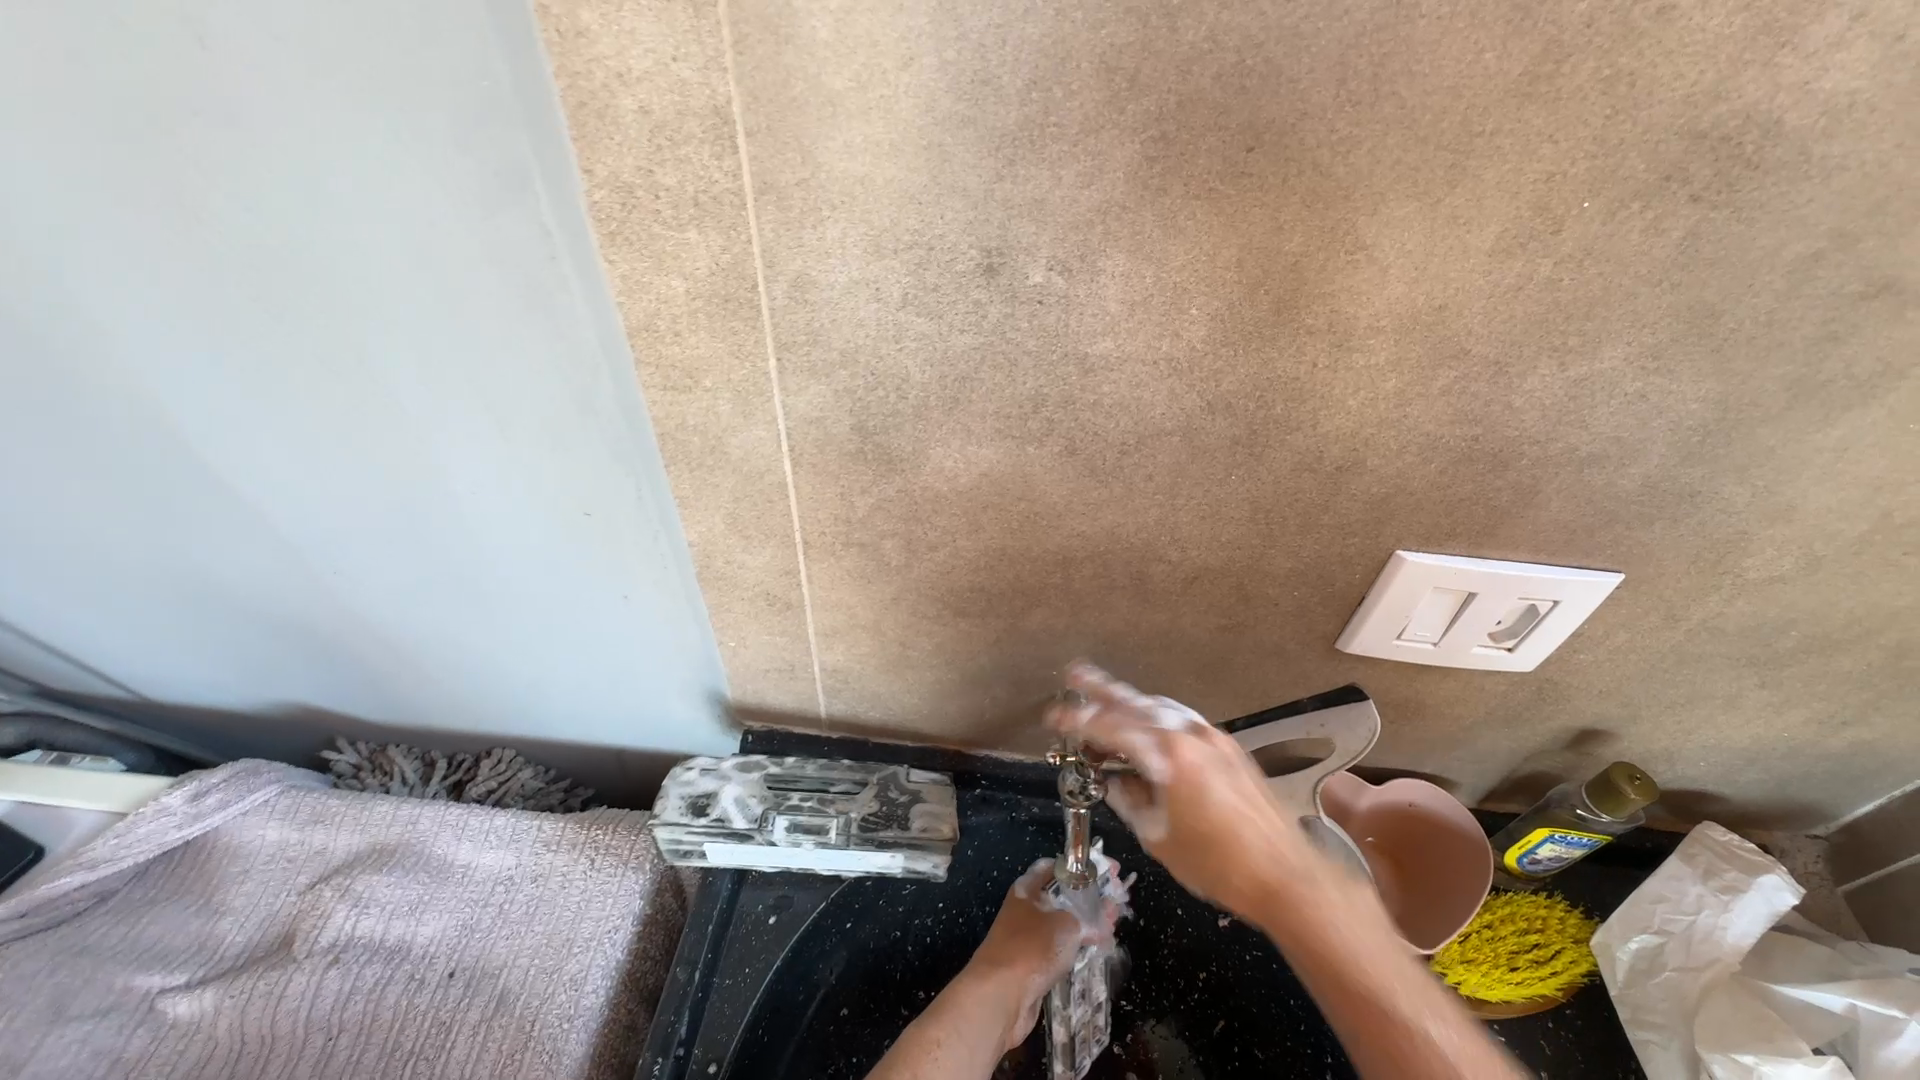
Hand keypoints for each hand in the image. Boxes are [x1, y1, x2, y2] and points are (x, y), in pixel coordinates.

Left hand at [959, 858, 1116, 1052]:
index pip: (1055, 867)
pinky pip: (1061, 948)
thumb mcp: (1067, 924)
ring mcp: (1029, 937)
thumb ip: (1089, 918)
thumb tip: (1104, 922)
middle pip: (1062, 896)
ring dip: (1087, 923)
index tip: (1107, 869)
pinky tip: (1099, 948)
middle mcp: (1026, 909)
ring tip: (1114, 924)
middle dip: (1090, 897)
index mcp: (1027, 889)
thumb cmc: (1032, 947)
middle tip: (1117, 898)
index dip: (1081, 866)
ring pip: (1063, 924)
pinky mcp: (1034, 964)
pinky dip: (1079, 946)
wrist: (1000, 995)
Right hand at [1044, 661, 1317, 919]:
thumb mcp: (1157, 836)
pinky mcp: (1229, 750)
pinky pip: (1183, 721)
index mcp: (1169, 754)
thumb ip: (1130, 800)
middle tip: (1076, 673)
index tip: (1056, 716)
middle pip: (1138, 704)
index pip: (1113, 727)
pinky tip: (1148, 726)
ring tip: (1106, 698)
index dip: (1080, 721)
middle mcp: (1191, 735)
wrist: (1284, 874)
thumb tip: (1114, 782)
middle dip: (1103, 690)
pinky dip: (1157, 717)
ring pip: (1163, 709)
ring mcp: (1214, 739)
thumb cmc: (1215, 863)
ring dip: (1132, 703)